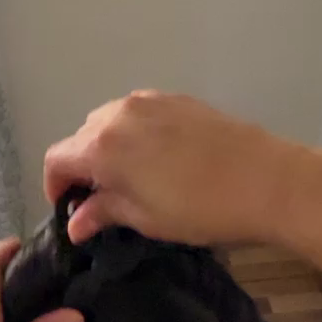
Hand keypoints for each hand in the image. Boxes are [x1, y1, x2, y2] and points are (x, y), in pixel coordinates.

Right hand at [43, 91, 312, 245]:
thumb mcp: (145, 219)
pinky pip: (137, 113)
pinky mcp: (175, 99)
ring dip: (107, 148)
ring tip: (129, 177)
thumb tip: (76, 223)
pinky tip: (156, 158)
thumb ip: (103, 213)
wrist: (268, 180)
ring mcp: (148, 101)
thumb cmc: (200, 208)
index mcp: (102, 145)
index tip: (69, 210)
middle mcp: (117, 114)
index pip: (57, 159)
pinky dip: (133, 134)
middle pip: (81, 138)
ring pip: (109, 122)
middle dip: (82, 167)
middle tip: (100, 199)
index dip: (54, 187)